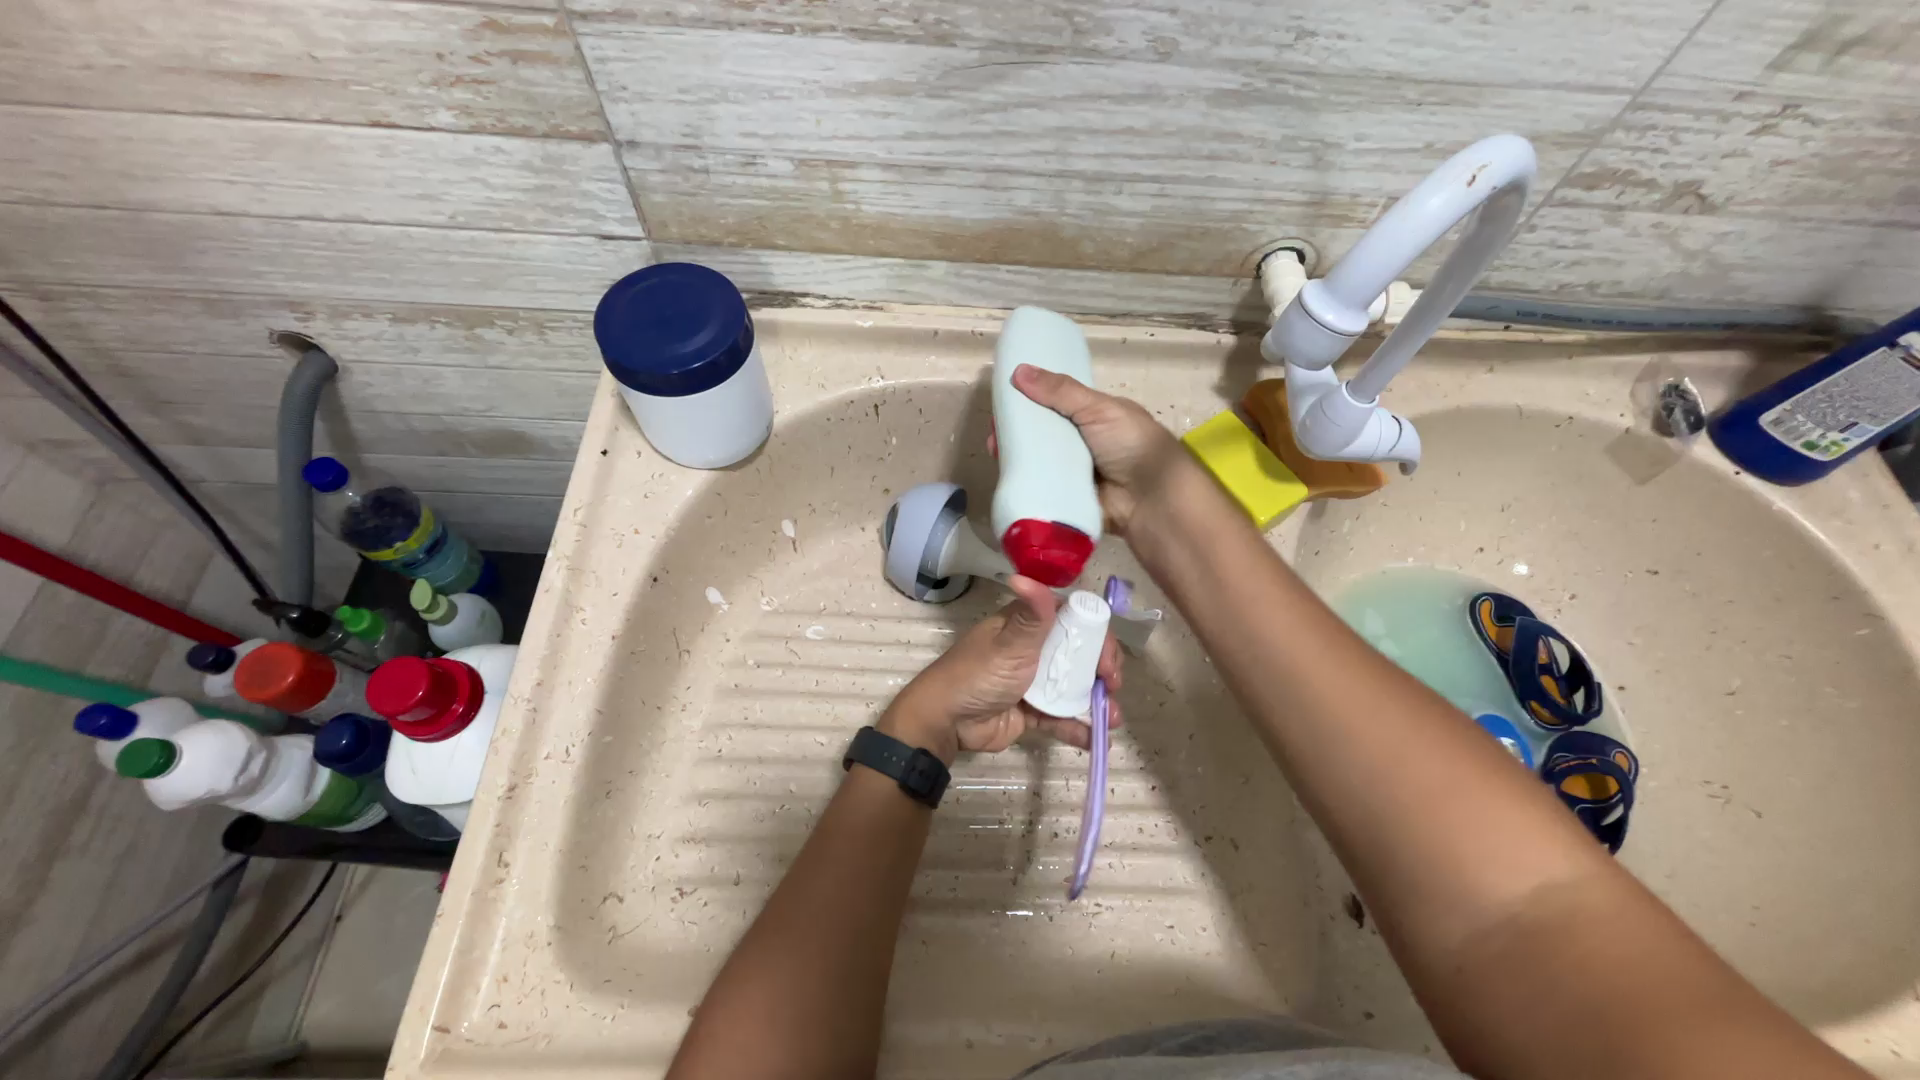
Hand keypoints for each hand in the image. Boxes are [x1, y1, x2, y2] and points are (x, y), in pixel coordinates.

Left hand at [880, 575, 1121, 763]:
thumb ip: (1031, 615)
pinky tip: (1095, 739)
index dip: (1096, 636)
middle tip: (1112, 686)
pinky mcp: (1030, 712)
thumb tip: (1024, 572)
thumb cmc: (978, 675)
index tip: (1108, 656)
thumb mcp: (1010, 644)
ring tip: (1111, 719)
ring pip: (1073, 688)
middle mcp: (1032, 650)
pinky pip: (1060, 717)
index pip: (1072, 621)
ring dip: (1095, 702)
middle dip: (1101, 671)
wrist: (946, 721)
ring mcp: (1032, 682)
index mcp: (1026, 626)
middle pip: (1078, 655)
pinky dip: (1078, 727)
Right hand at [1004, 364, 1186, 535]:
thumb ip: (1060, 391)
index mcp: (1095, 417)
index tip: (1006, 398)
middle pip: (1042, 433)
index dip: (1032, 400)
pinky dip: (1023, 480)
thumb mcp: (1098, 408)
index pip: (1056, 405)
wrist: (1150, 497)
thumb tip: (1018, 371)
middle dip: (1017, 430)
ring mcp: (1074, 472)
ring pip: (1037, 460)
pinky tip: (1005, 473)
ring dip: (1015, 454)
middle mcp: (1083, 443)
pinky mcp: (1066, 496)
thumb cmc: (1131, 443)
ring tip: (994, 449)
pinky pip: (1040, 486)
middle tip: (994, 429)